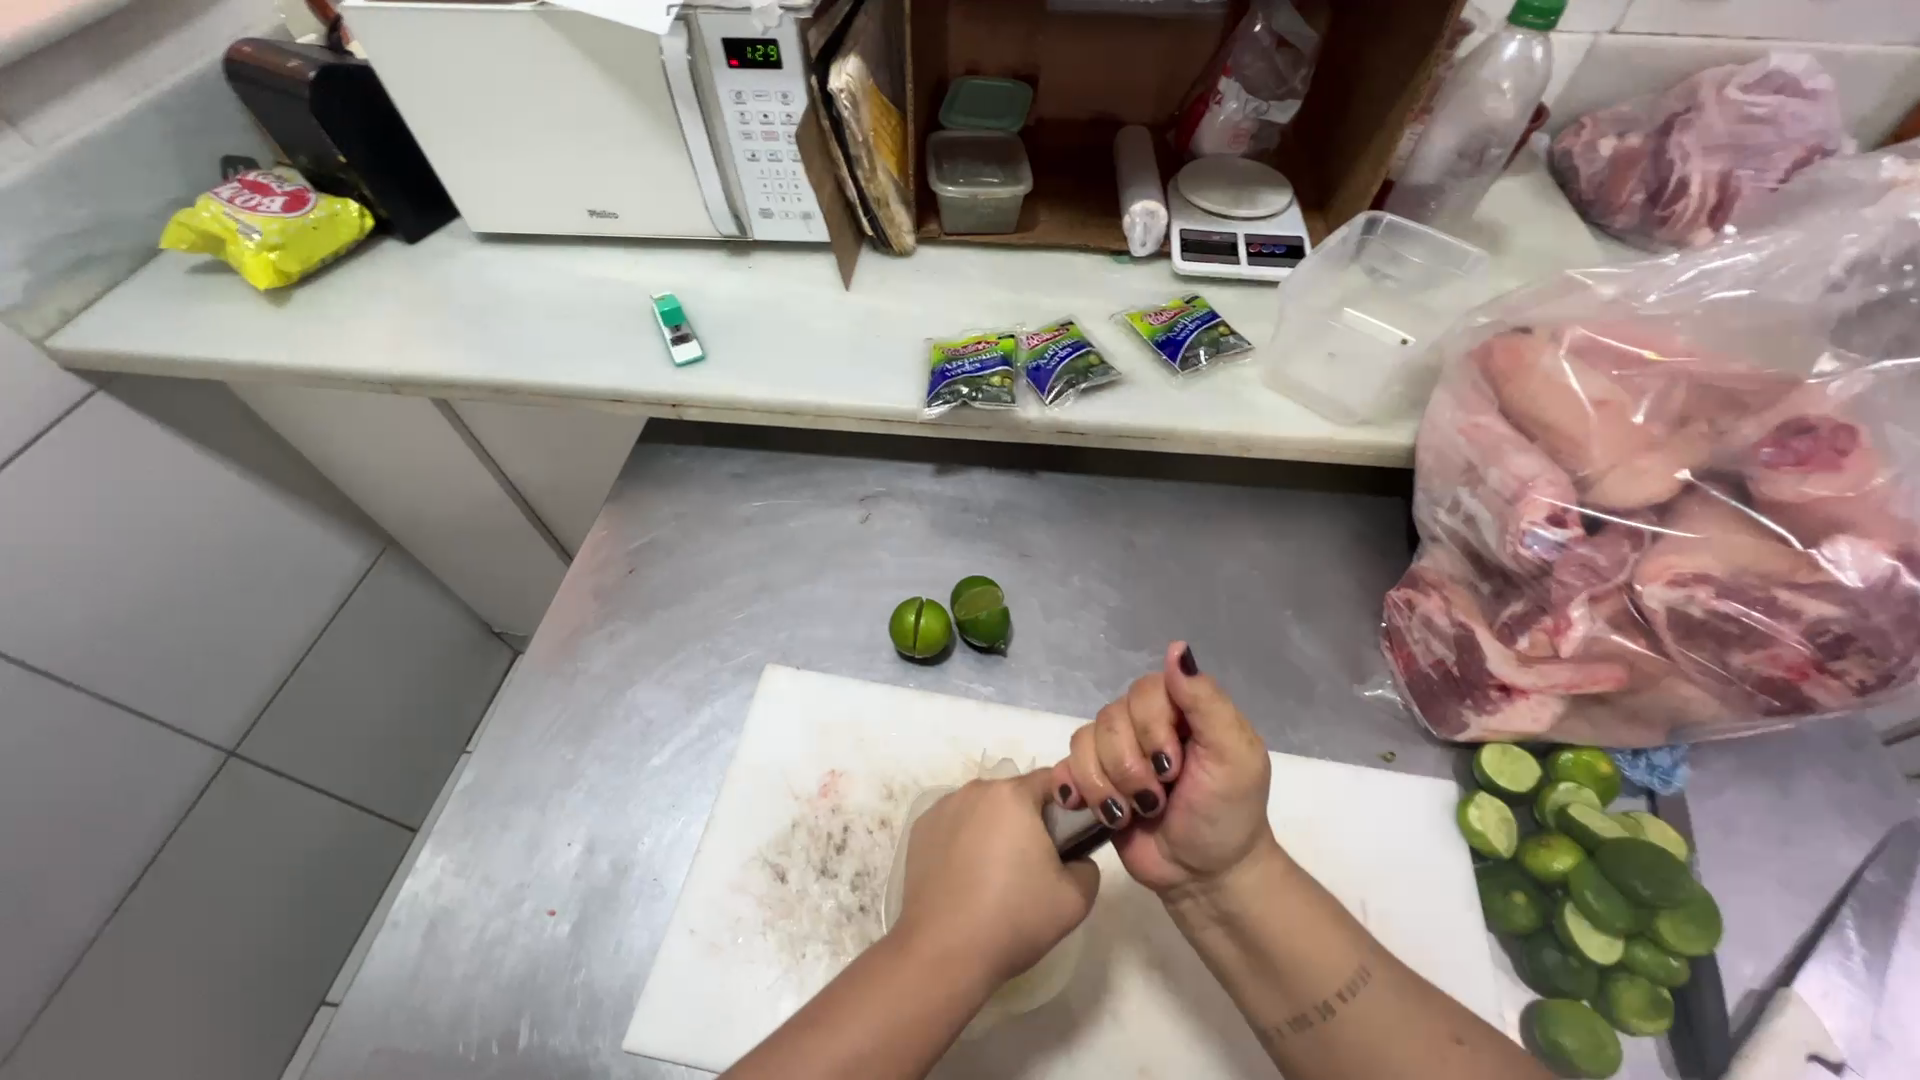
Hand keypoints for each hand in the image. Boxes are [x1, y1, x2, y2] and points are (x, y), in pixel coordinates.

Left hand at [892, 770, 1100, 987]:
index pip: (1053, 783)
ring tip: (997, 878)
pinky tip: (967, 880)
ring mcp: (942, 809)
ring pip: (984, 810)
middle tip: (1035, 868)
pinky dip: (965, 842)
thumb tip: (1073, 857)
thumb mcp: (1076, 898)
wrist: (943, 953)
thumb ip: (1088, 864)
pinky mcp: (919, 831)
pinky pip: (956, 826)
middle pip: (1015, 796)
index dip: (1068, 808)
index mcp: (1012, 795)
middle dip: (1030, 822)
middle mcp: (974, 790)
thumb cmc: (1013, 918)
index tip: (1069, 842)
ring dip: (996, 831)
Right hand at [1051, 642, 1276, 895]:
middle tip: (1159, 798)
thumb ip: (1206, 701)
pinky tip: (1101, 810)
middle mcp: (1142, 722)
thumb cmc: (1227, 813)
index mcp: (1179, 707)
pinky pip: (1065, 765)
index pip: (1143, 691)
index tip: (1175, 768)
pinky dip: (1080, 790)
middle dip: (1132, 768)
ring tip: (1137, 812)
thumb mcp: (1234, 756)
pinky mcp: (1091, 780)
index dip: (1151, 729)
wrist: (1205, 875)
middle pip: (1110, 718)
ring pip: (1084, 742)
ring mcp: (1113, 751)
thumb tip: (1176, 648)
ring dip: (1110, 786)